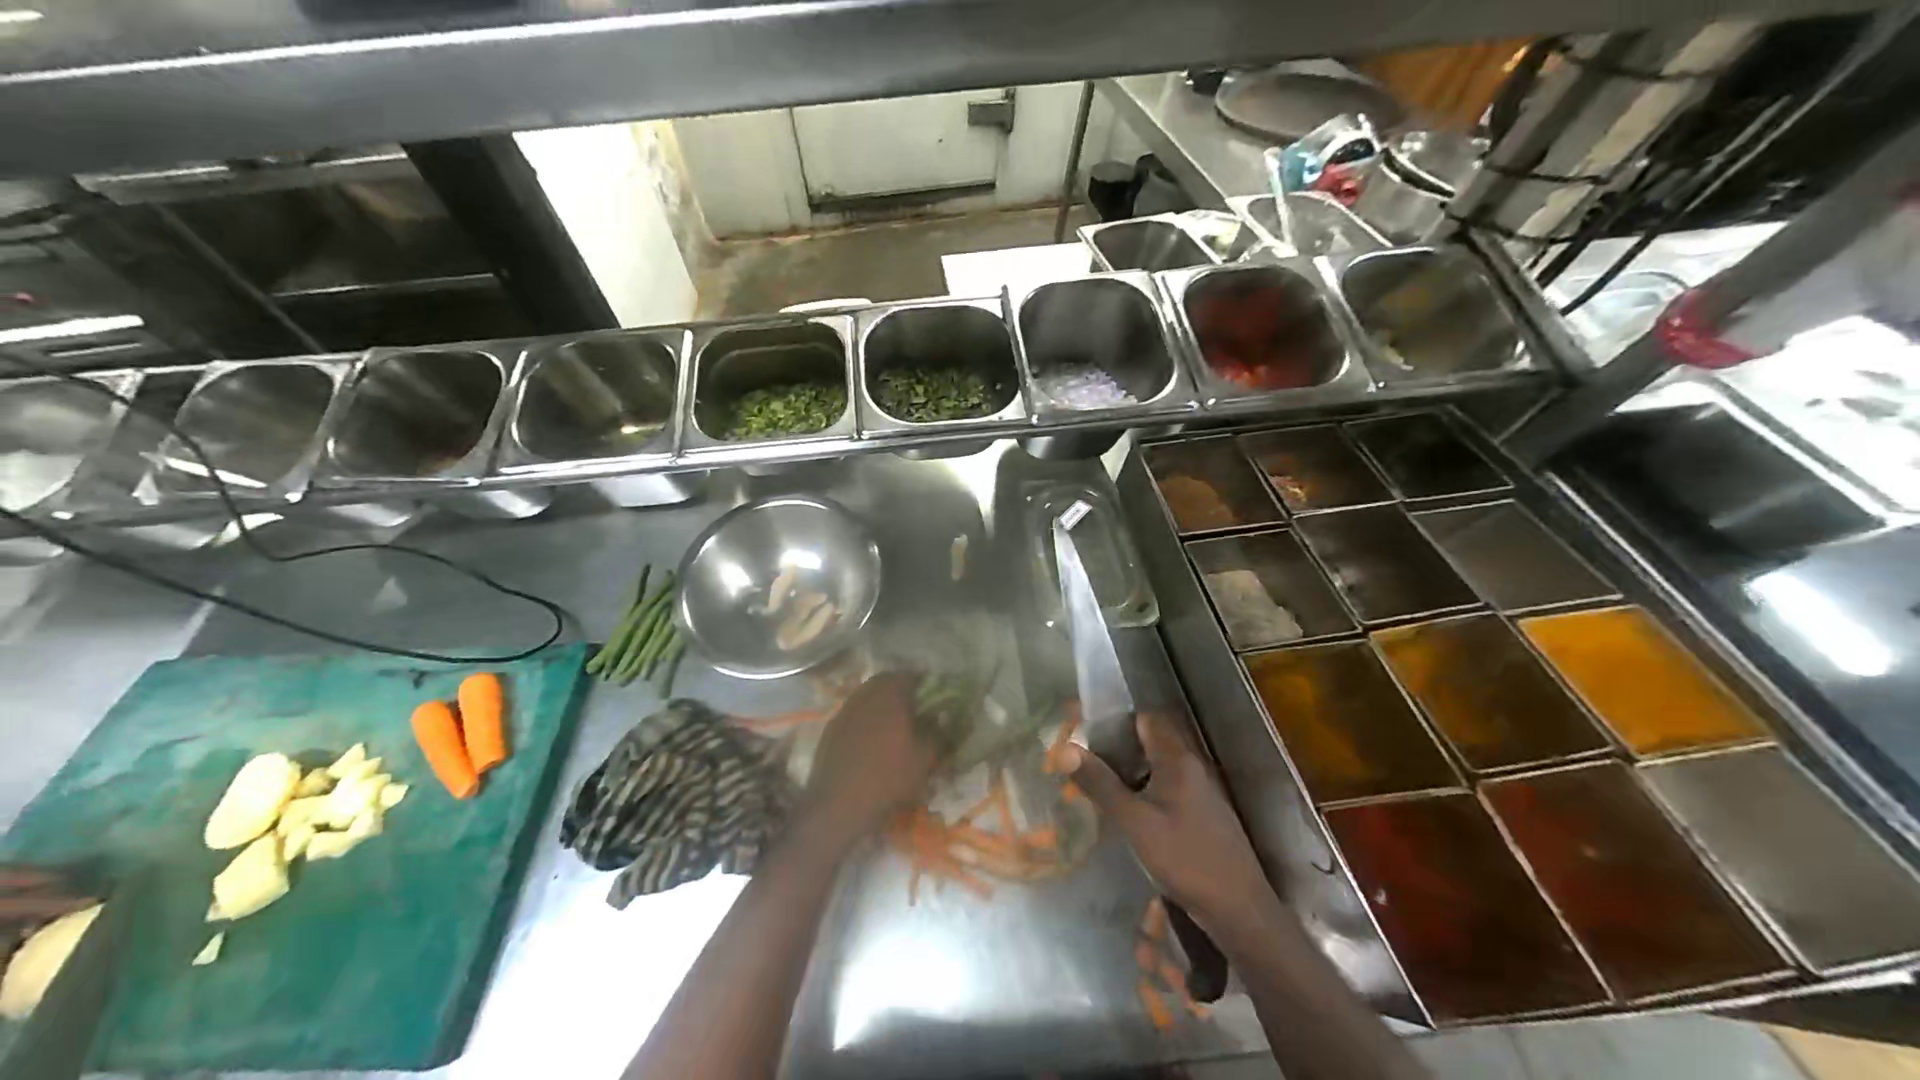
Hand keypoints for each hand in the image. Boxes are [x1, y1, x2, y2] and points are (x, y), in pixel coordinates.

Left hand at [800, 673, 936, 843]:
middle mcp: (864, 696)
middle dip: (899, 689)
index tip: (932, 694)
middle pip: (884, 682)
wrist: (839, 805)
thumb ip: (939, 733)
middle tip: (913, 706)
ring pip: (866, 696)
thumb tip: (944, 720)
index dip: (922, 682)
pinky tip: (870, 741)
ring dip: (880, 704)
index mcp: (889, 696)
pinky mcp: (830, 731)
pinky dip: (864, 720)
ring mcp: (843, 712)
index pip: (908, 675)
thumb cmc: (889, 778)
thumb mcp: (926, 758)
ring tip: (892, 724)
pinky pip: (852, 715)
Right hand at [1062, 713, 1275, 934]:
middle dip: (1124, 747)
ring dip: (1137, 769)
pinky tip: (1136, 813)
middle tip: (1094, 764)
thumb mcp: (1133, 822)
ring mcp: (1204, 790)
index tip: (1091, 739)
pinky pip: (1174, 785)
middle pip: (1156, 740)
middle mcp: (1194, 765)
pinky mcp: (1207, 812)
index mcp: (1177, 759)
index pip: (1147, 718)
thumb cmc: (1183, 858)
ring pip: (1164, 764)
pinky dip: (1152, 789)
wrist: (1237, 907)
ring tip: (1108, 787)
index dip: (1119, 723)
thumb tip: (1064, 748)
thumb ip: (1100, 783)